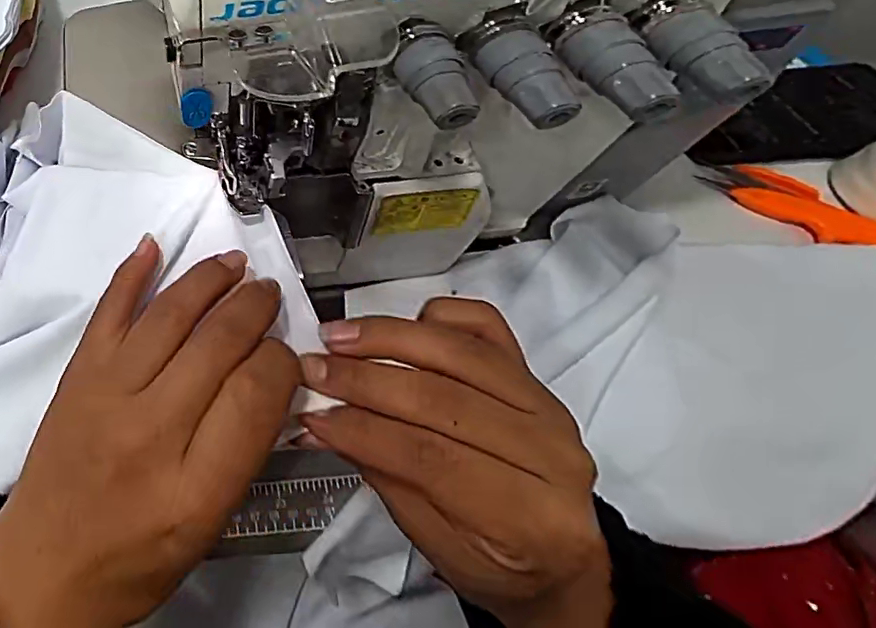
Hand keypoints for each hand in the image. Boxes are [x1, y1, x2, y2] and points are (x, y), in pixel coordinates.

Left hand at [0, 236, 299, 627]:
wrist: (43, 568)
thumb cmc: (132, 556)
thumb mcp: (207, 525)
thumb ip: (244, 449)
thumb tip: (272, 378)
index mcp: (192, 488)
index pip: (255, 395)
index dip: (281, 360)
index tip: (286, 350)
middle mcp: (148, 432)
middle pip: (216, 344)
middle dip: (252, 307)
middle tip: (268, 294)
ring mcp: (107, 393)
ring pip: (169, 315)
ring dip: (207, 279)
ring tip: (233, 264)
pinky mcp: (77, 374)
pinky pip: (109, 310)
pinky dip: (132, 273)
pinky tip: (153, 246)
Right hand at [295, 297, 611, 627]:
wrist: (560, 554)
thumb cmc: (498, 561)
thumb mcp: (436, 544)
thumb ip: (383, 475)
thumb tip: (325, 423)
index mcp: (530, 514)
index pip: (431, 456)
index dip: (364, 430)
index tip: (316, 414)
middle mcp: (548, 450)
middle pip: (442, 396)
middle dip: (365, 379)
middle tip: (316, 369)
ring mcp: (544, 402)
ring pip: (458, 350)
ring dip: (388, 337)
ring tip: (340, 337)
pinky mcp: (532, 370)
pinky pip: (484, 324)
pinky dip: (438, 315)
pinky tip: (402, 323)